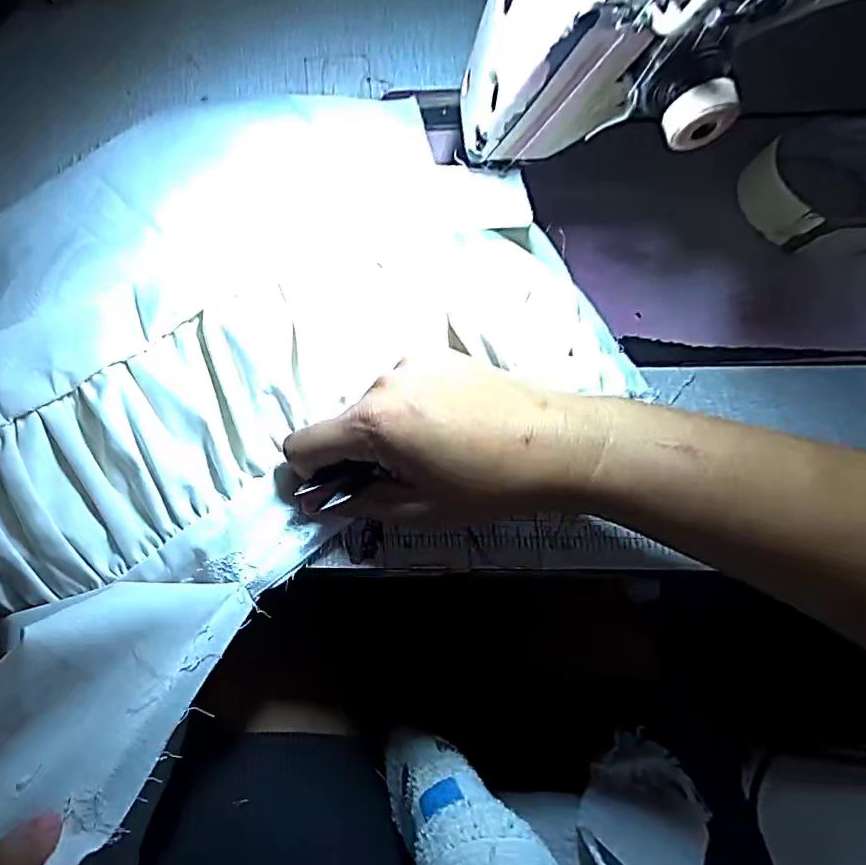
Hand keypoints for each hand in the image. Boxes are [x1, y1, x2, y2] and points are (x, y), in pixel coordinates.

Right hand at [284, 351, 610, 521]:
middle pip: (336, 425)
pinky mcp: (432, 354)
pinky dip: (404, 407)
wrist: (564, 444)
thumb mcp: (417, 510)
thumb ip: (355, 503)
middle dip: (352, 452)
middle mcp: (381, 382)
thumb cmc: (489, 486)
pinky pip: (395, 387)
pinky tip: (444, 422)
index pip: (301, 444)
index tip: (342, 486)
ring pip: (366, 406)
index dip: (311, 473)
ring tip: (429, 446)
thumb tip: (317, 502)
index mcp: (372, 422)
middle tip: (398, 473)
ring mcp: (408, 363)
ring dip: (380, 429)